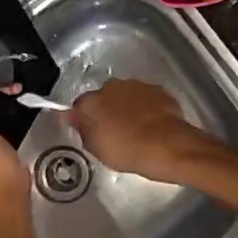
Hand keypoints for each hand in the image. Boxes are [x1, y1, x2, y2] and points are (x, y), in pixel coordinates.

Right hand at [68, 79, 217, 181]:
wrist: (166, 145)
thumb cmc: (126, 150)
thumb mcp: (96, 148)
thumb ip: (83, 129)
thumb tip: (72, 117)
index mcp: (91, 101)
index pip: (80, 106)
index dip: (85, 119)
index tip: (92, 132)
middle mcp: (112, 87)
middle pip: (105, 97)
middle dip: (108, 110)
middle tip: (115, 132)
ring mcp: (138, 86)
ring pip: (127, 95)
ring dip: (129, 107)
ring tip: (136, 129)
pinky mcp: (159, 90)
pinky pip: (147, 98)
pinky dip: (148, 107)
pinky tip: (153, 124)